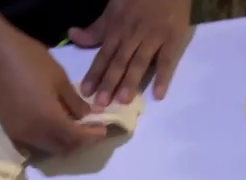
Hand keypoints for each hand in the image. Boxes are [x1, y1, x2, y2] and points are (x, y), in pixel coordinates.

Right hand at [0, 23, 110, 155]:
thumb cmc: (26, 58)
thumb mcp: (58, 77)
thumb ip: (75, 102)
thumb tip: (88, 116)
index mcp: (50, 122)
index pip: (78, 139)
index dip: (92, 136)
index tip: (104, 129)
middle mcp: (35, 136)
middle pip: (65, 149)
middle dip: (80, 142)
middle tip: (90, 130)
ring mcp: (21, 136)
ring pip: (50, 149)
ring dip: (65, 143)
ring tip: (74, 128)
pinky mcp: (11, 131)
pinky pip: (36, 144)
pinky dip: (50, 140)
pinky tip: (55, 127)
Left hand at [69, 0, 190, 103]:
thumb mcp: (114, 7)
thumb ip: (97, 27)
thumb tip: (72, 35)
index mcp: (118, 28)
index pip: (104, 54)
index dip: (94, 73)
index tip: (86, 92)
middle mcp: (133, 35)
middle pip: (119, 61)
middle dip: (109, 82)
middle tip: (101, 104)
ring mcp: (153, 38)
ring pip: (140, 62)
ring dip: (131, 81)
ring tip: (123, 100)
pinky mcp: (172, 39)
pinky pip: (167, 61)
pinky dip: (163, 77)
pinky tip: (158, 95)